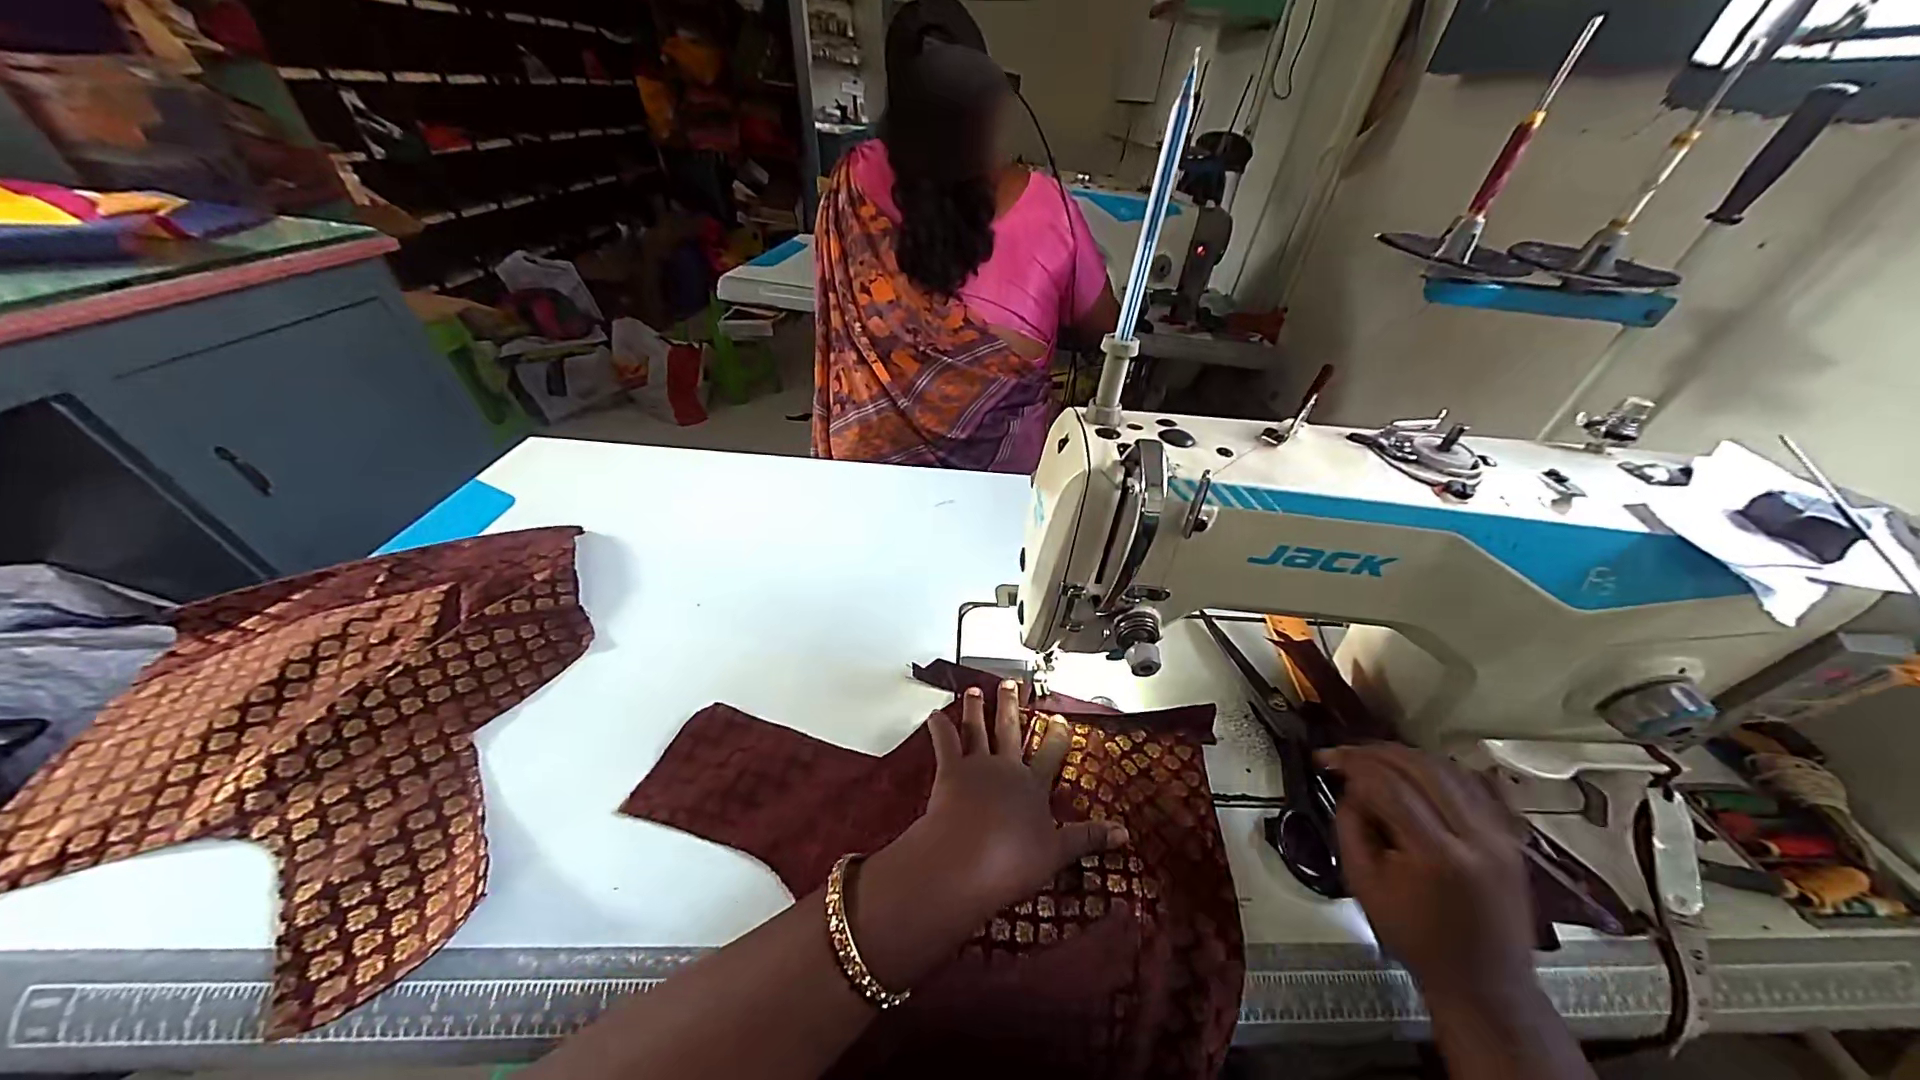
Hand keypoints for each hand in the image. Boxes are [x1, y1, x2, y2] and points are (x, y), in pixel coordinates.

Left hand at [851, 681, 1129, 989]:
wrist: (970, 858)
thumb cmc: (1013, 859)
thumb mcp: (1058, 852)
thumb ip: (1088, 837)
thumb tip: (1123, 833)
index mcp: (1033, 786)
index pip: (1050, 755)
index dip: (1056, 736)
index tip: (1060, 720)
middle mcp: (1006, 768)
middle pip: (1010, 731)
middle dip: (1011, 707)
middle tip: (1010, 685)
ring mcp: (977, 767)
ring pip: (977, 730)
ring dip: (975, 709)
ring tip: (974, 690)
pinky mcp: (950, 772)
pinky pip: (944, 743)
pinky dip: (938, 727)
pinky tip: (934, 714)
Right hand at [1318, 743, 1533, 1003]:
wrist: (1483, 982)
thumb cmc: (1416, 938)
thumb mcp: (1363, 884)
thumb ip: (1351, 827)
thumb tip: (1350, 788)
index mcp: (1436, 854)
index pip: (1388, 784)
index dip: (1351, 762)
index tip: (1324, 758)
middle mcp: (1476, 837)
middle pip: (1420, 767)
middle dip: (1375, 753)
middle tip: (1344, 753)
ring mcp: (1500, 836)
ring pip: (1449, 769)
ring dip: (1406, 756)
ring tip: (1374, 758)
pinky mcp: (1510, 839)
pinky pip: (1478, 786)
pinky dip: (1443, 769)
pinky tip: (1419, 770)